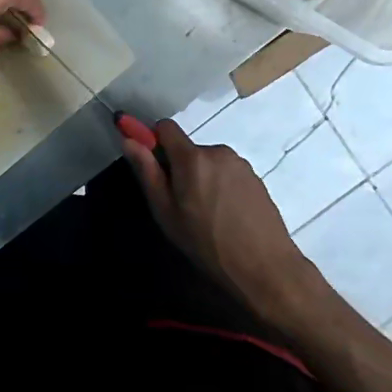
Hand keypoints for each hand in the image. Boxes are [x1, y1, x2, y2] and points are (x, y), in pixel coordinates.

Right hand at [122, 119, 311, 304]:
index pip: (166, 128)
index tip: (154, 167)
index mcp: (193, 157)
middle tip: (183, 207)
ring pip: (210, 164)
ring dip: (203, 180)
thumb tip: (128, 139)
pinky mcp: (256, 177)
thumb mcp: (167, 213)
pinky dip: (222, 188)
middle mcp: (218, 151)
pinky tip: (228, 216)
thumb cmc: (206, 242)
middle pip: (189, 150)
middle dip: (182, 170)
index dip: (154, 142)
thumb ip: (148, 173)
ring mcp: (241, 163)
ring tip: (208, 216)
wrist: (262, 264)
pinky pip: (229, 174)